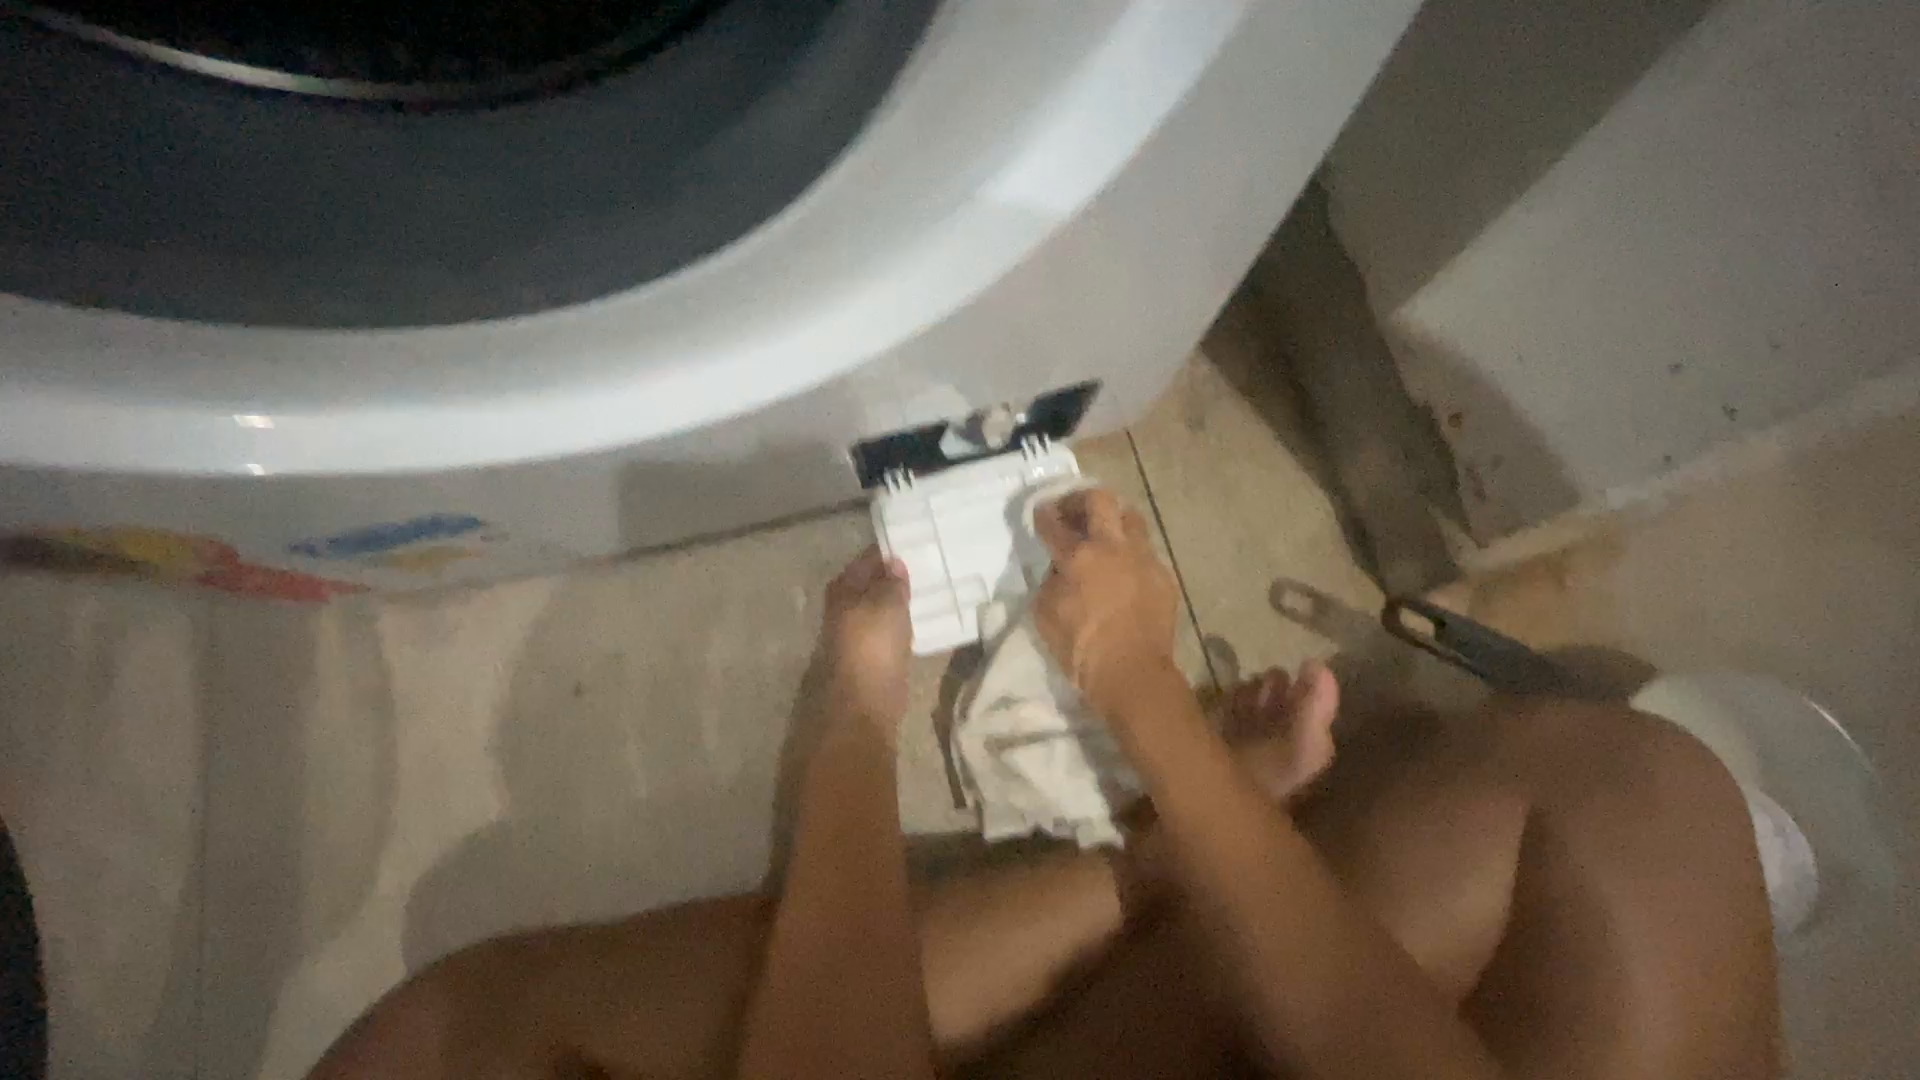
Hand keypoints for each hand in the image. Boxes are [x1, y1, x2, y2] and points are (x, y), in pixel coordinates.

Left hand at [819, 547, 913, 738]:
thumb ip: (892, 583)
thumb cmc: (872, 647)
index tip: (914, 546)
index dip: (888, 553)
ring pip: (877, 612)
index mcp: (842, 590)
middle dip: (891, 580)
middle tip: (925, 571)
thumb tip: (893, 562)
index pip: (866, 560)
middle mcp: (842, 611)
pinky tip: (916, 628)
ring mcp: (853, 639)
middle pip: (869, 587)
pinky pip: (885, 636)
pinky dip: (898, 630)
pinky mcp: (867, 663)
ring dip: (895, 606)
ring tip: (925, 596)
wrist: (860, 707)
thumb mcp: (888, 605)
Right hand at [1031, 489, 1181, 718]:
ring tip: (1103, 536)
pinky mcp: (1164, 576)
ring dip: (1113, 520)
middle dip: (1080, 499)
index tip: (1041, 513)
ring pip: (1131, 518)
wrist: (1133, 674)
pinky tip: (1123, 572)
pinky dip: (1130, 554)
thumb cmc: (1081, 650)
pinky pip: (1146, 552)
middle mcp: (1113, 547)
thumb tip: (1060, 568)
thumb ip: (1050, 581)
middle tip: (1072, 512)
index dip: (1044, 514)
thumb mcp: (1045, 615)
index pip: (1054, 523)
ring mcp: (1144, 559)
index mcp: (1079, 557)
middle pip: (1100, 499)